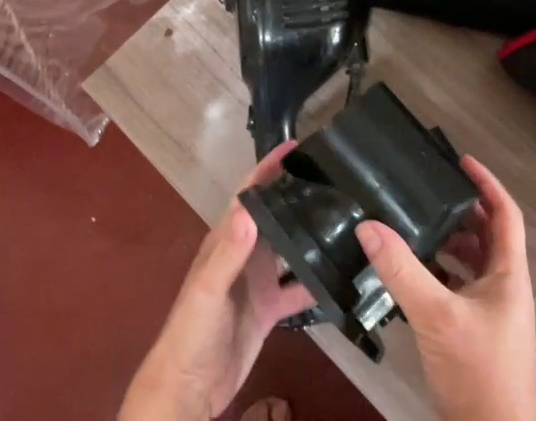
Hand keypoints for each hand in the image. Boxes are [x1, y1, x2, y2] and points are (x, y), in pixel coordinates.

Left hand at [121, 142, 314, 419]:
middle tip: (335, 181)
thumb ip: (228, 252)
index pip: (249, 196)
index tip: (295, 146)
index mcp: (225, 241)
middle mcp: (243, 255)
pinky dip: (317, 281)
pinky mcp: (269, 310)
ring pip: (288, 250)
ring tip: (346, 221)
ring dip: (310, 237)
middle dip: (297, 197)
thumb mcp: (208, 290)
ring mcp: (257, 282)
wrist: (189, 388)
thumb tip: (249, 208)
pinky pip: (297, 289)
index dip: (267, 168)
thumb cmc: (191, 332)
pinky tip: (340, 275)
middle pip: (274, 218)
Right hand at [355, 155, 535, 420]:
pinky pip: (456, 286)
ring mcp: (490, 312)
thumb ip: (402, 270)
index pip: (505, 214)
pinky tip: (408, 269)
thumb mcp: (436, 315)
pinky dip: (437, 271)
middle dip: (459, 210)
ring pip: (470, 262)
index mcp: (508, 274)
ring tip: (410, 222)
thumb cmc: (477, 369)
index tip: (460, 159)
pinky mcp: (473, 331)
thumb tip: (367, 224)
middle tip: (424, 189)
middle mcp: (503, 287)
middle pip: (486, 235)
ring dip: (446, 241)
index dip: (487, 183)